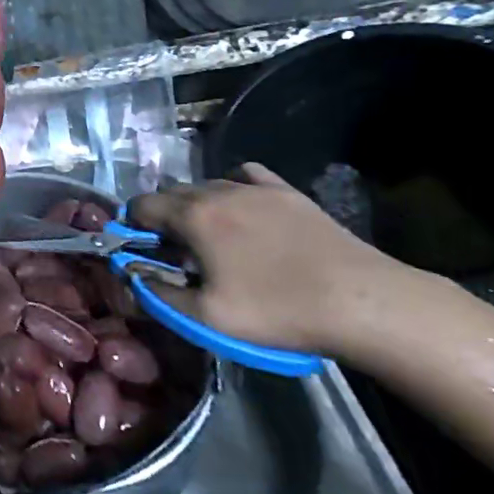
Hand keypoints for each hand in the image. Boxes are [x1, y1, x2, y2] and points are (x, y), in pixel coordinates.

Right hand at [127, 163, 412, 354]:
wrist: (361, 301)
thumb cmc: (278, 309)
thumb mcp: (209, 315)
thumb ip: (160, 293)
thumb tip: (132, 275)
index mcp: (193, 215)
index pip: (142, 205)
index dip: (133, 226)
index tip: (140, 249)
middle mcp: (217, 189)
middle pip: (172, 193)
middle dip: (164, 218)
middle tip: (177, 253)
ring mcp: (254, 187)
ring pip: (207, 186)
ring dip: (197, 206)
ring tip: (213, 239)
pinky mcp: (286, 192)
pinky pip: (246, 177)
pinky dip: (234, 188)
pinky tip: (244, 211)